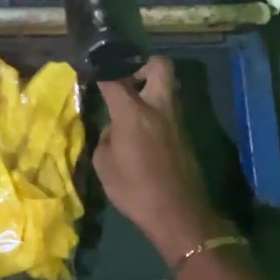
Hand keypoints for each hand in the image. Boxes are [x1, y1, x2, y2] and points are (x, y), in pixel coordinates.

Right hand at [95, 57, 230, 262]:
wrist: (178, 215)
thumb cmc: (134, 189)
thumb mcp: (104, 165)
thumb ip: (107, 138)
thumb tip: (115, 130)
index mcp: (133, 112)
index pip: (114, 77)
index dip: (102, 69)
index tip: (94, 69)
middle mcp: (158, 107)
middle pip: (159, 66)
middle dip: (143, 64)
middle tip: (128, 79)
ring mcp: (176, 120)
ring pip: (168, 88)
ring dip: (151, 89)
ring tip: (132, 108)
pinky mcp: (185, 135)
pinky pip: (170, 111)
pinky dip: (156, 112)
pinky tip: (143, 133)